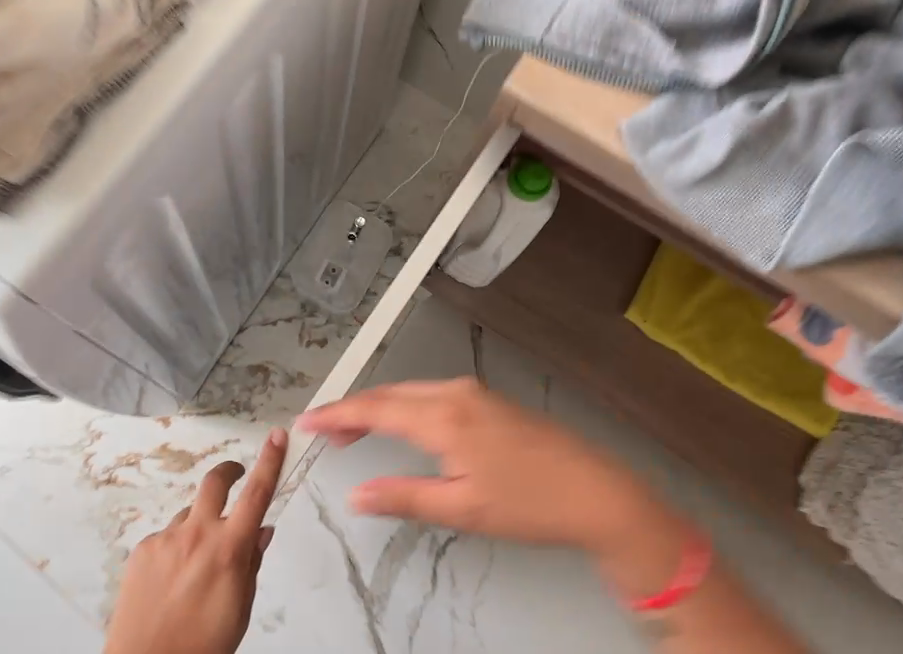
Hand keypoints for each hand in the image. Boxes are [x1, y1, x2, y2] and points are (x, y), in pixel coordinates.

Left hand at [105, 430, 287, 653]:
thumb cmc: (202, 645)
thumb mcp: (240, 609)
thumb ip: (251, 563)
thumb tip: (262, 531)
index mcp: (229, 549)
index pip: (256, 494)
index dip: (269, 462)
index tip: (277, 437)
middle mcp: (197, 534)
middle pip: (215, 482)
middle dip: (228, 472)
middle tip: (234, 476)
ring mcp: (167, 538)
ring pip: (189, 516)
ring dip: (198, 527)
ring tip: (196, 568)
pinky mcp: (143, 548)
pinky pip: (166, 537)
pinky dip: (174, 550)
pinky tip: (172, 580)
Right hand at [297, 379, 682, 561]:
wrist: (597, 493)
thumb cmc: (529, 504)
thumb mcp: (461, 509)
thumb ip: (404, 497)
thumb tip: (357, 494)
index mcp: (443, 417)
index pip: (375, 408)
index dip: (336, 414)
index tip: (305, 421)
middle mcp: (454, 393)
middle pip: (389, 393)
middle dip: (352, 410)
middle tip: (325, 433)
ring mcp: (474, 392)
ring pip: (409, 391)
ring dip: (378, 407)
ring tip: (354, 432)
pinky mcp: (488, 399)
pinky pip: (430, 394)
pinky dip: (404, 406)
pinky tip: (401, 425)